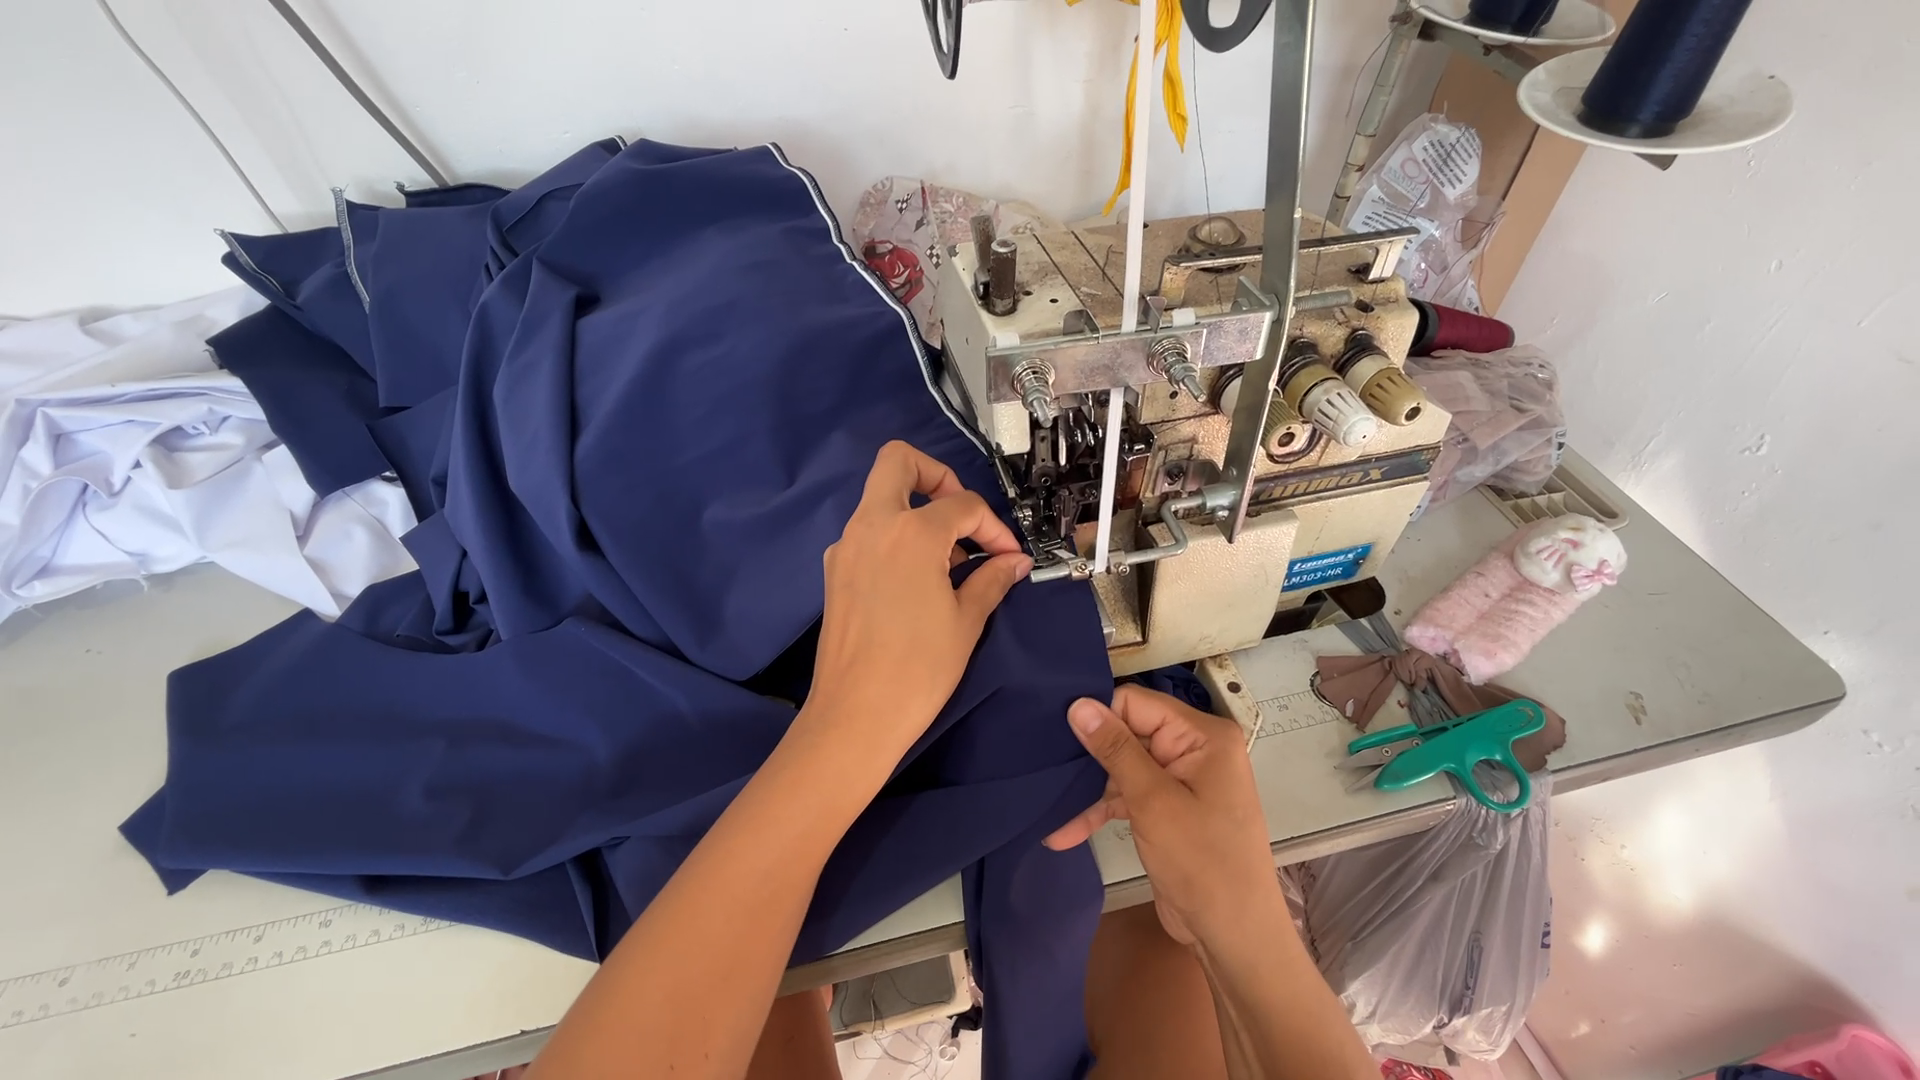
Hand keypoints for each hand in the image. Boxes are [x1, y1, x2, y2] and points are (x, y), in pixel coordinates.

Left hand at [799, 441, 1032, 768]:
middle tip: (963, 516)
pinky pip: (868, 532)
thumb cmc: (917, 671)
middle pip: (899, 462)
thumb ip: (991, 579)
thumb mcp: (966, 621)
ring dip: (917, 511)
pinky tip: (918, 580)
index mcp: (910, 532)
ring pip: (880, 498)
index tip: (1008, 556)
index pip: (962, 505)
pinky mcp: (834, 571)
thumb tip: (1013, 561)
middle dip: (938, 476)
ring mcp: (845, 547)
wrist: (854, 717)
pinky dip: (896, 538)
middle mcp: (870, 527)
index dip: (994, 527)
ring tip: (949, 560)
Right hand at [1044, 685, 1277, 945]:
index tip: (1055, 730)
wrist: (1232, 937)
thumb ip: (1115, 749)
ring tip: (1044, 800)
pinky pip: (1127, 796)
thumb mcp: (1153, 801)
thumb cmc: (1202, 862)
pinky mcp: (1167, 810)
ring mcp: (1180, 781)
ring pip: (1122, 768)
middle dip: (1088, 753)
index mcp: (1203, 736)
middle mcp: (1194, 750)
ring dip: (1088, 789)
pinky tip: (1062, 832)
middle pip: (1127, 733)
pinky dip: (1100, 812)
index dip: (1098, 715)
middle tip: (1039, 760)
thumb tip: (1078, 704)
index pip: (1137, 704)